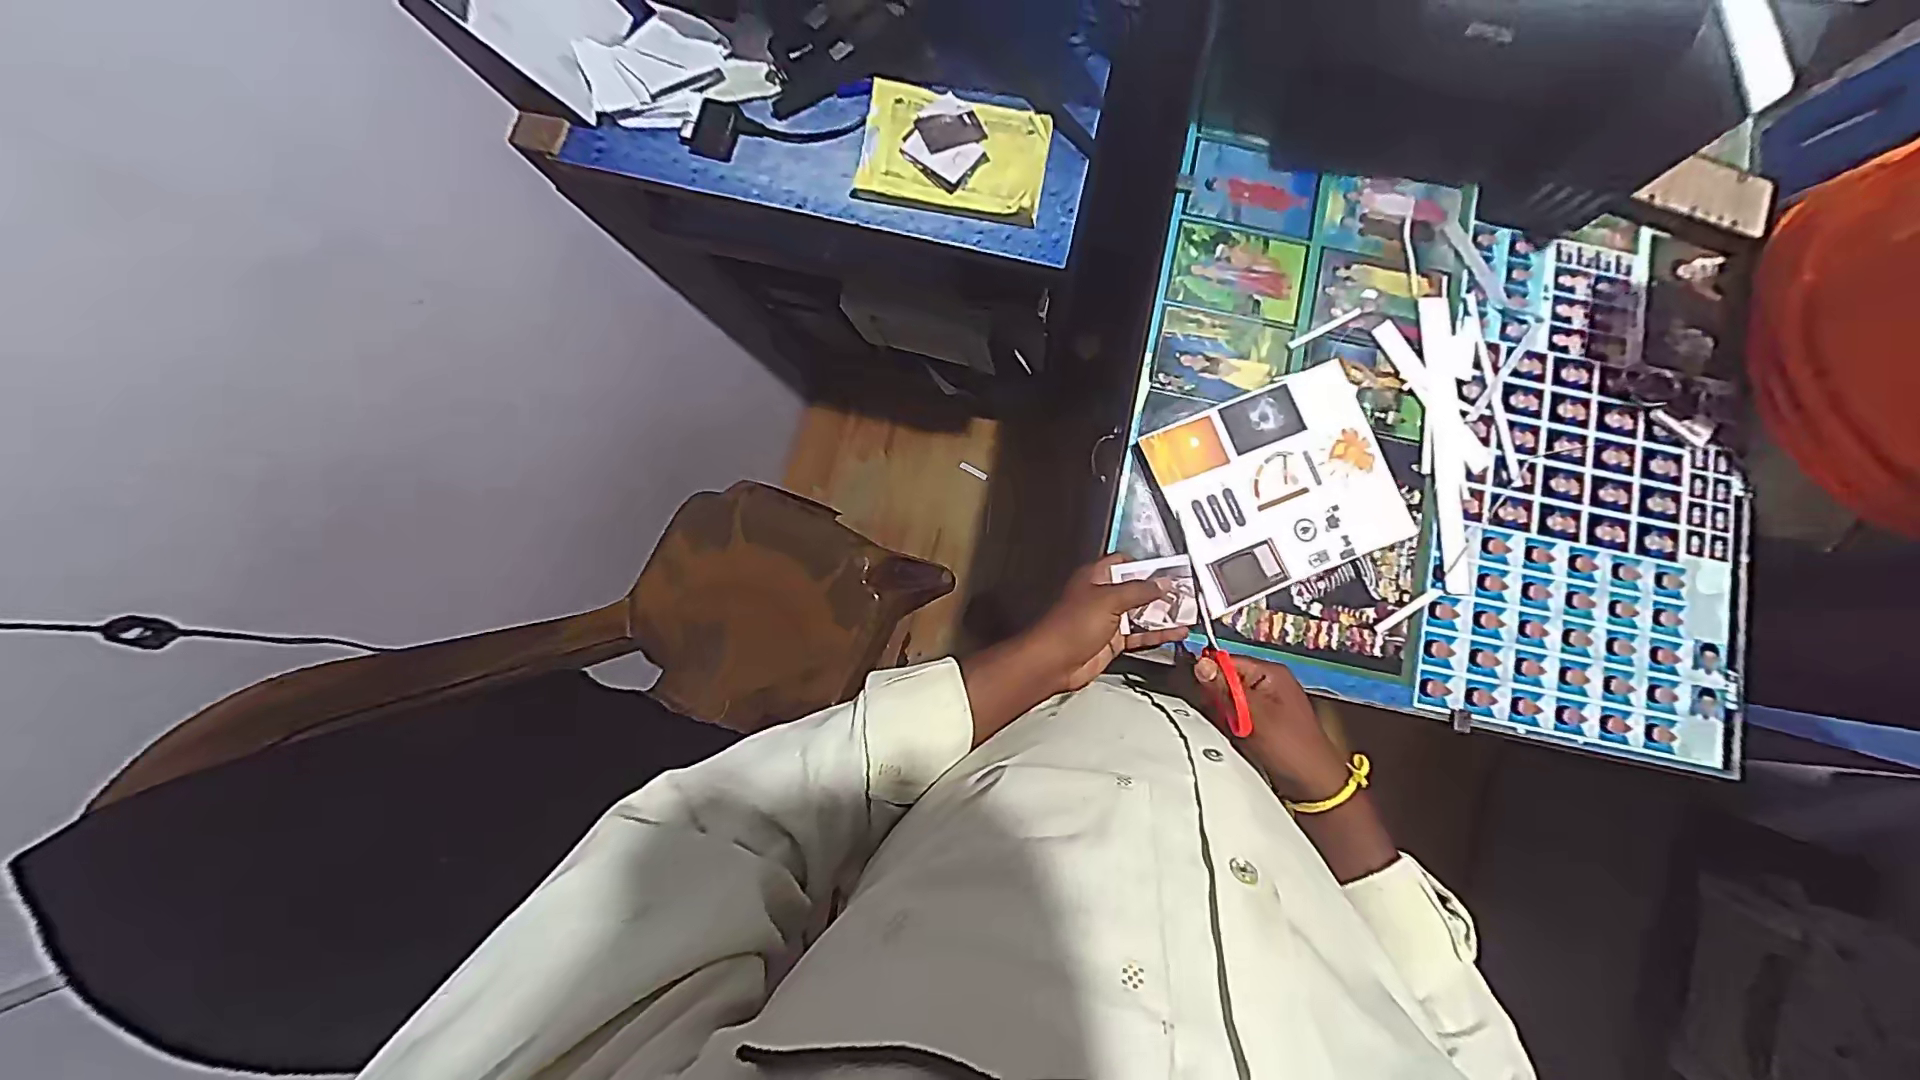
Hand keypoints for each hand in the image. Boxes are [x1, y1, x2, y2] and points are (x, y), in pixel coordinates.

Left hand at [961, 555, 1189, 745]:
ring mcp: (1108, 619)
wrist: (1054, 661)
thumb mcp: (1109, 600)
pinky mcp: (1112, 640)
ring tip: (1188, 613)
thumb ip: (1139, 590)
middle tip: (1186, 594)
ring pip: (1142, 613)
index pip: (1126, 563)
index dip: (1148, 565)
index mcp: (1096, 577)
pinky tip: (1175, 632)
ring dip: (1164, 614)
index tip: (1171, 569)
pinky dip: (1158, 633)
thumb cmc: (1067, 627)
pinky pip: (1140, 633)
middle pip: (1138, 589)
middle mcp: (1102, 596)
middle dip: (1161, 591)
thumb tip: (1161, 582)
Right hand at [1192, 652, 1349, 801]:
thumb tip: (1203, 664)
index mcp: (1271, 672)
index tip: (1212, 696)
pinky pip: (1235, 713)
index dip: (1214, 678)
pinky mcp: (1261, 717)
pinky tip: (1241, 735)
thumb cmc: (1292, 748)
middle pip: (1225, 679)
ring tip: (1240, 729)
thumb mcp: (1253, 713)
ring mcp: (1265, 700)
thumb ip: (1225, 687)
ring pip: (1227, 699)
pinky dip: (1233, 725)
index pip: (1226, 661)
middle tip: (1233, 718)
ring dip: (1227, 715)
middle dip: (1221, 700)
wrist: (1312, 783)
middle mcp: (1268, 682)